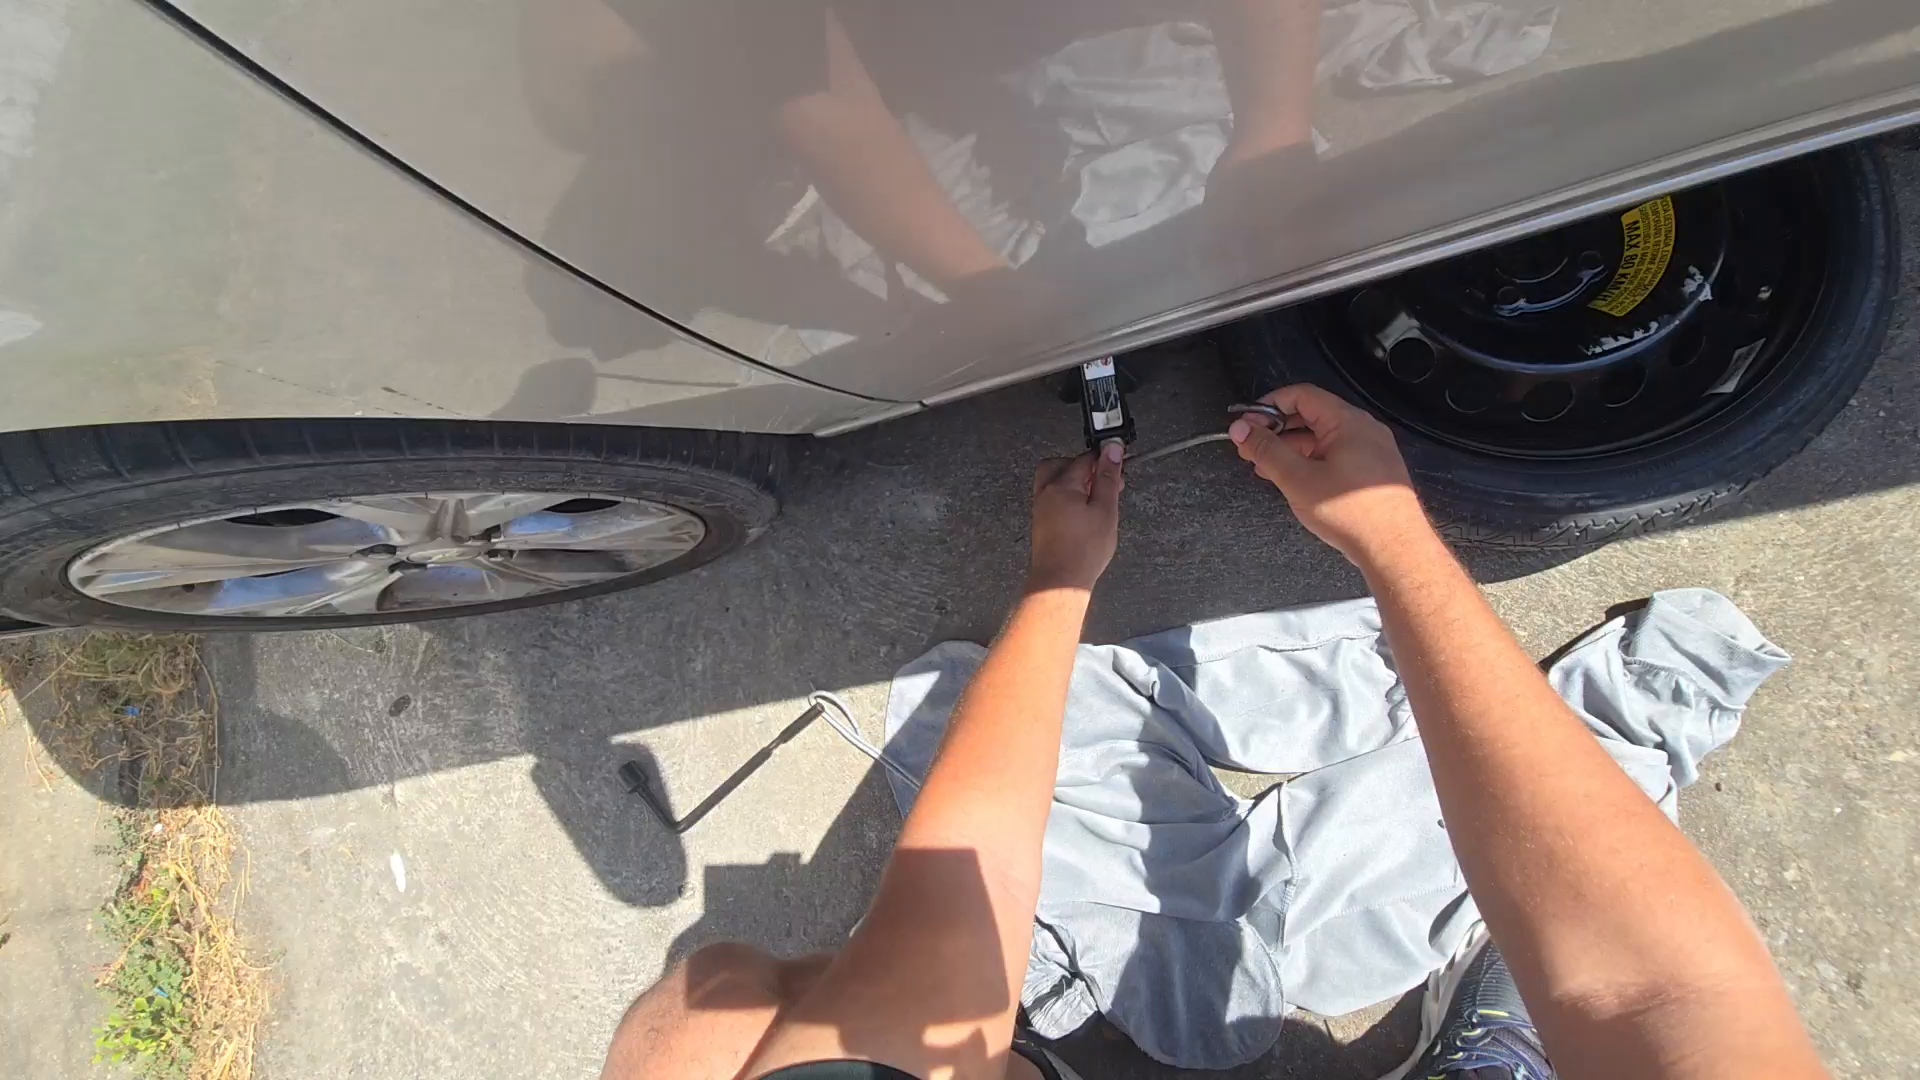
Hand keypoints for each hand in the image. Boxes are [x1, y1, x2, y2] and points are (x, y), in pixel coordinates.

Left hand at [1026, 442, 1124, 591]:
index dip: (1104, 458)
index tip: (1118, 459)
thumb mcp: (1105, 510)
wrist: (1061, 579)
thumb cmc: (1082, 551)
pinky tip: (1083, 510)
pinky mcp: (1041, 522)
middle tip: (1104, 476)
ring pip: (1054, 481)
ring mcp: (1041, 508)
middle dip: (1083, 466)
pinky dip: (1067, 495)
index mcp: (1061, 485)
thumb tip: (1111, 452)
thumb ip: (1108, 478)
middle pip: (1061, 464)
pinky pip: (1052, 497)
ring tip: (1096, 495)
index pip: (1084, 459)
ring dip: (1074, 481)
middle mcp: (1046, 493)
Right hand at [1228, 383, 1431, 563]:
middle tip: (1250, 446)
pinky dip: (1306, 460)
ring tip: (1264, 466)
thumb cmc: (1355, 514)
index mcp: (1347, 423)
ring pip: (1319, 437)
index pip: (1301, 395)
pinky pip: (1331, 454)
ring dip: (1288, 447)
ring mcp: (1368, 450)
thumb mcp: (1297, 478)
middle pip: (1309, 415)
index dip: (1268, 406)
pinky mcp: (1368, 471)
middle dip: (1275, 429)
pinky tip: (1290, 478)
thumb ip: (1266, 450)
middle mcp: (1362, 430)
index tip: (1247, 423)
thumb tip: (1242, 429)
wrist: (1391, 548)